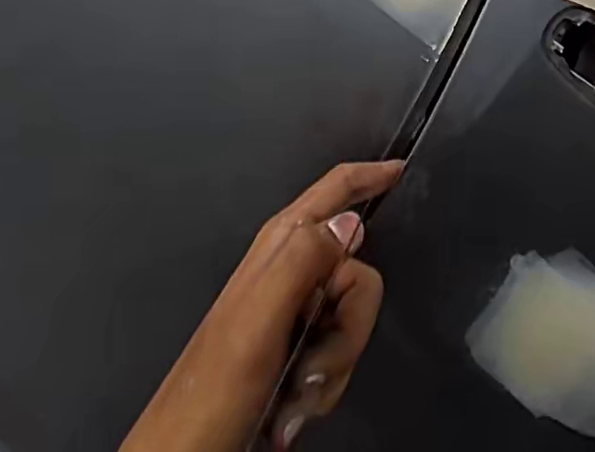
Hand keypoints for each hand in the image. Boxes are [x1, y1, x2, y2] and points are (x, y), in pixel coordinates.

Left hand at [121, 160, 403, 451]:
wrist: (194, 441)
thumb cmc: (223, 376)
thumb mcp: (263, 312)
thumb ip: (306, 257)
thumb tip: (350, 220)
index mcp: (283, 241)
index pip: (333, 191)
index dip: (367, 177)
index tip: (400, 171)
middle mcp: (291, 263)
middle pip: (358, 272)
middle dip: (348, 328)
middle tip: (310, 367)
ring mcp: (295, 303)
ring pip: (352, 318)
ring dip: (331, 365)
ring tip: (294, 393)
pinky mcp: (296, 339)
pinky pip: (337, 351)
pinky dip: (323, 382)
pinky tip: (294, 404)